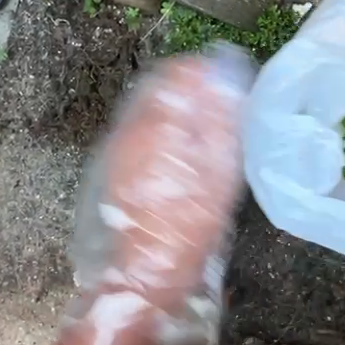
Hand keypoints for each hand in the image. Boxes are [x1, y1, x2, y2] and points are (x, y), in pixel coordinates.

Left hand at [91, 47, 250, 313]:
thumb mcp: (218, 174)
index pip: (178, 72)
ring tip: (206, 127)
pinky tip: (183, 151)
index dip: (206, 71)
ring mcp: (119, 147)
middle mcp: (131, 128)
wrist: (143, 274)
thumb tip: (225, 80)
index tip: (228, 81)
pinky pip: (141, 130)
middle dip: (192, 87)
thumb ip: (220, 123)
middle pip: (161, 85)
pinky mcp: (116, 166)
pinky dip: (164, 129)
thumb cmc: (187, 226)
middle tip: (222, 104)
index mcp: (158, 125)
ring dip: (178, 108)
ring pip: (150, 107)